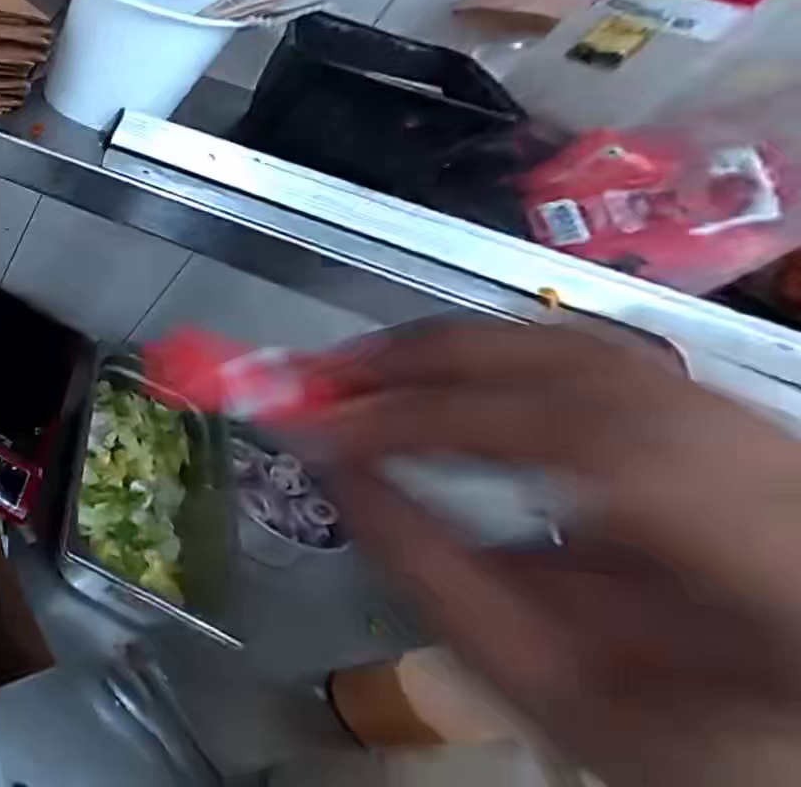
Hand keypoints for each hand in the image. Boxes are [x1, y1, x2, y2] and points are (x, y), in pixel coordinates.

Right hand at [310, 320, 800, 786]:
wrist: (777, 719)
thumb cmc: (671, 730)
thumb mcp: (547, 682)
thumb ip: (427, 571)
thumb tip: (327, 462)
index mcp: (784, 572)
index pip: (596, 447)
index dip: (440, 419)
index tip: (331, 426)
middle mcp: (792, 481)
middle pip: (590, 366)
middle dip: (430, 359)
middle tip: (325, 377)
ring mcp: (765, 441)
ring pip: (584, 348)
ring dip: (448, 351)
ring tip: (357, 373)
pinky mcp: (718, 423)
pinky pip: (589, 359)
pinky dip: (485, 356)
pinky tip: (424, 377)